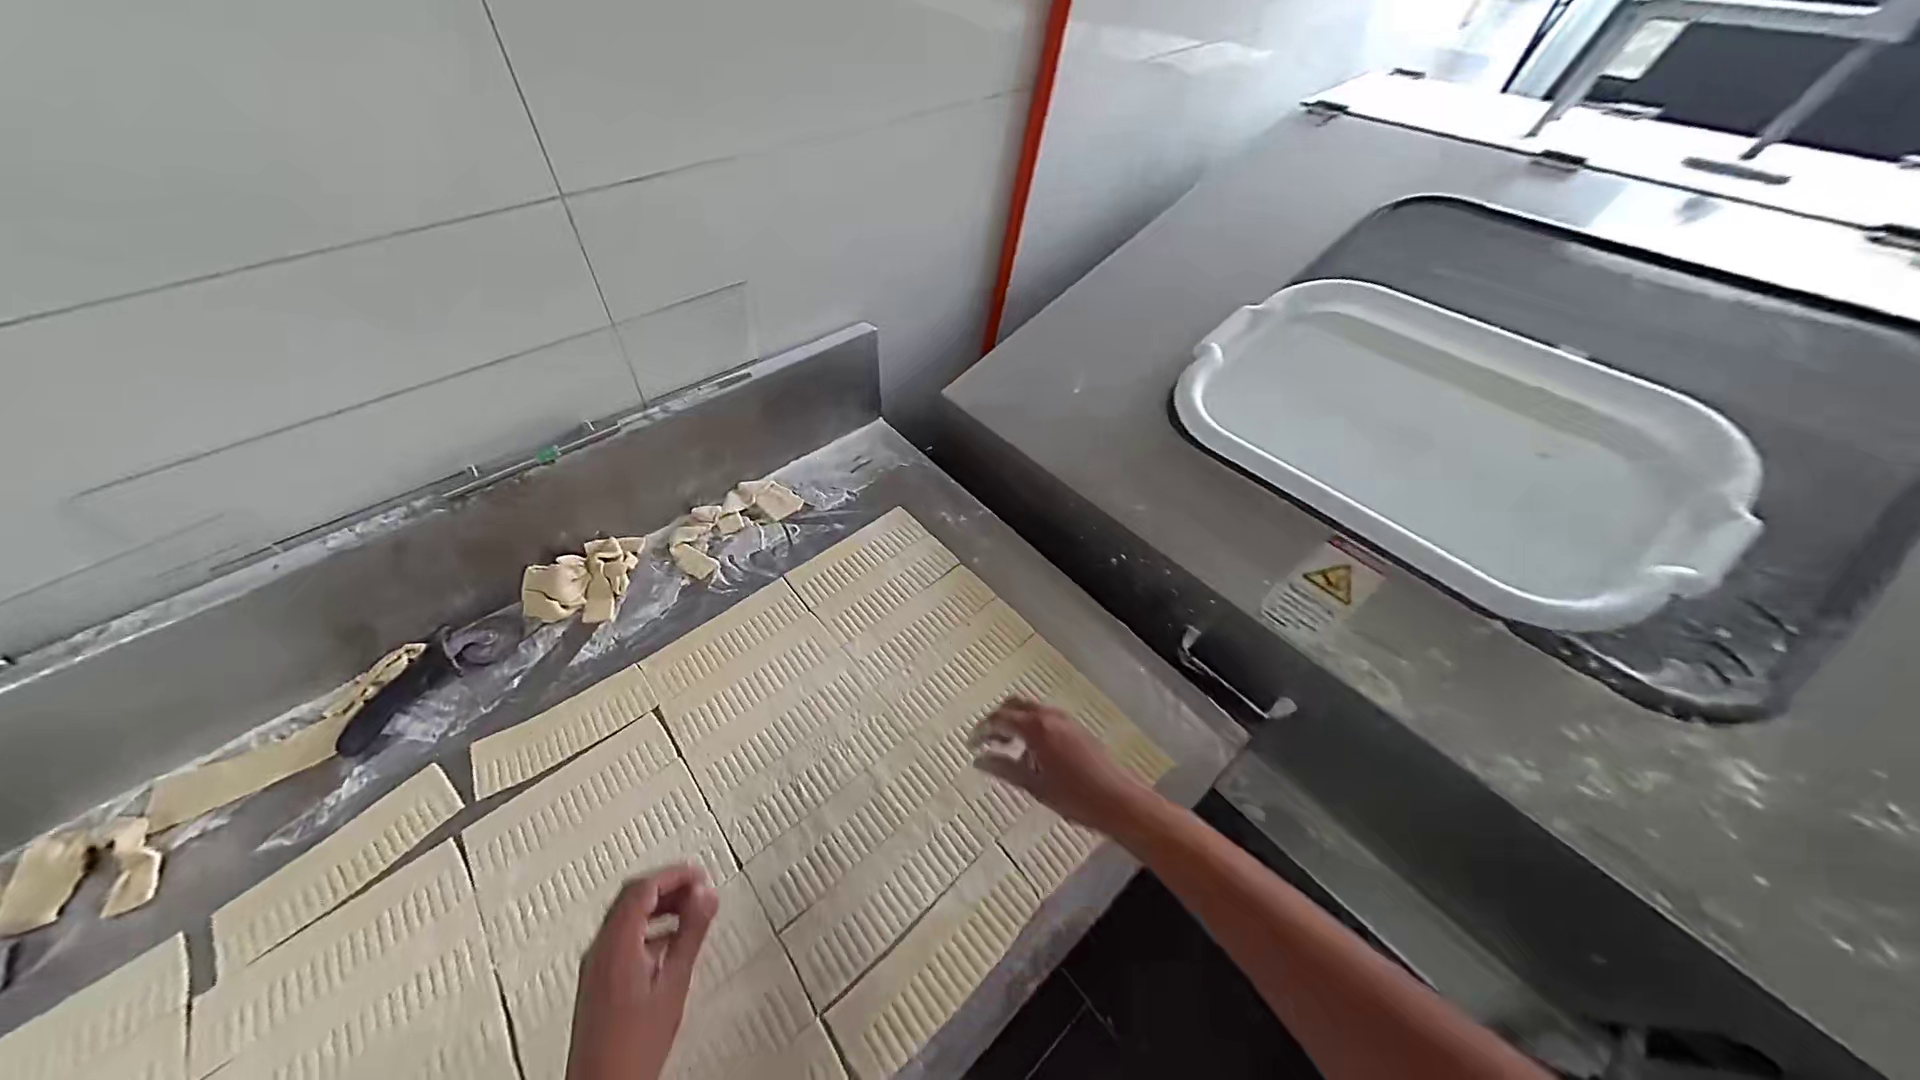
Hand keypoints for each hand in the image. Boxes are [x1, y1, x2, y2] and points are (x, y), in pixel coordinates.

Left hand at [567, 864, 719, 1079]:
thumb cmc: (633, 1045)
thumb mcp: (674, 981)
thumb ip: (692, 932)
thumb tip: (706, 896)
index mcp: (616, 943)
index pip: (643, 888)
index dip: (674, 874)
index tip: (699, 874)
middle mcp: (600, 950)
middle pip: (632, 897)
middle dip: (668, 885)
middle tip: (697, 886)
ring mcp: (596, 966)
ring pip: (627, 916)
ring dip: (659, 905)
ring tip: (690, 908)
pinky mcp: (599, 980)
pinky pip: (623, 936)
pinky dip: (650, 926)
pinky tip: (671, 940)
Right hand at [970, 697, 1153, 834]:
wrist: (1118, 800)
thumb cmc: (1074, 796)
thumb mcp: (1033, 785)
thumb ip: (1003, 768)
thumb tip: (978, 760)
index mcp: (1036, 727)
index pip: (1000, 718)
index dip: (982, 730)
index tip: (971, 744)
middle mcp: (1049, 716)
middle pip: (1014, 705)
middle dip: (997, 720)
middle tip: (986, 742)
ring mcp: (1065, 720)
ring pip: (1031, 710)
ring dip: (1015, 723)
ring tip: (1007, 750)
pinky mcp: (1076, 728)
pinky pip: (1045, 718)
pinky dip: (1031, 727)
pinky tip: (1032, 754)